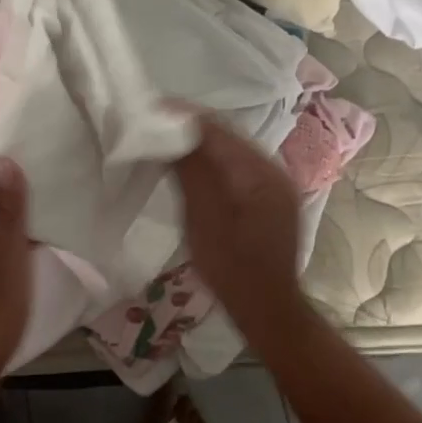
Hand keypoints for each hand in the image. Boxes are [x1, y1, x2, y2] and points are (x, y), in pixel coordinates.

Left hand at [0, 157, 32, 380]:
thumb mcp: (4, 257)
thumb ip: (6, 210)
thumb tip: (3, 158)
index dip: (6, 155)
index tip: (35, 138)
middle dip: (17, 177)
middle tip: (54, 157)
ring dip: (20, 204)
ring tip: (55, 185)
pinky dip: (18, 229)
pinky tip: (44, 227)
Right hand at [173, 118, 308, 345]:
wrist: (268, 312)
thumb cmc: (233, 270)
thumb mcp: (204, 218)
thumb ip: (190, 171)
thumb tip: (169, 131)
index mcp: (261, 173)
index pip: (216, 130)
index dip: (180, 117)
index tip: (148, 110)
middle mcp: (273, 169)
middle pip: (225, 134)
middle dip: (187, 125)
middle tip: (151, 122)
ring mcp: (274, 182)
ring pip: (229, 147)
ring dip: (197, 140)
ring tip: (163, 137)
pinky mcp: (268, 195)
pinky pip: (235, 163)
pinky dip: (210, 157)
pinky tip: (188, 162)